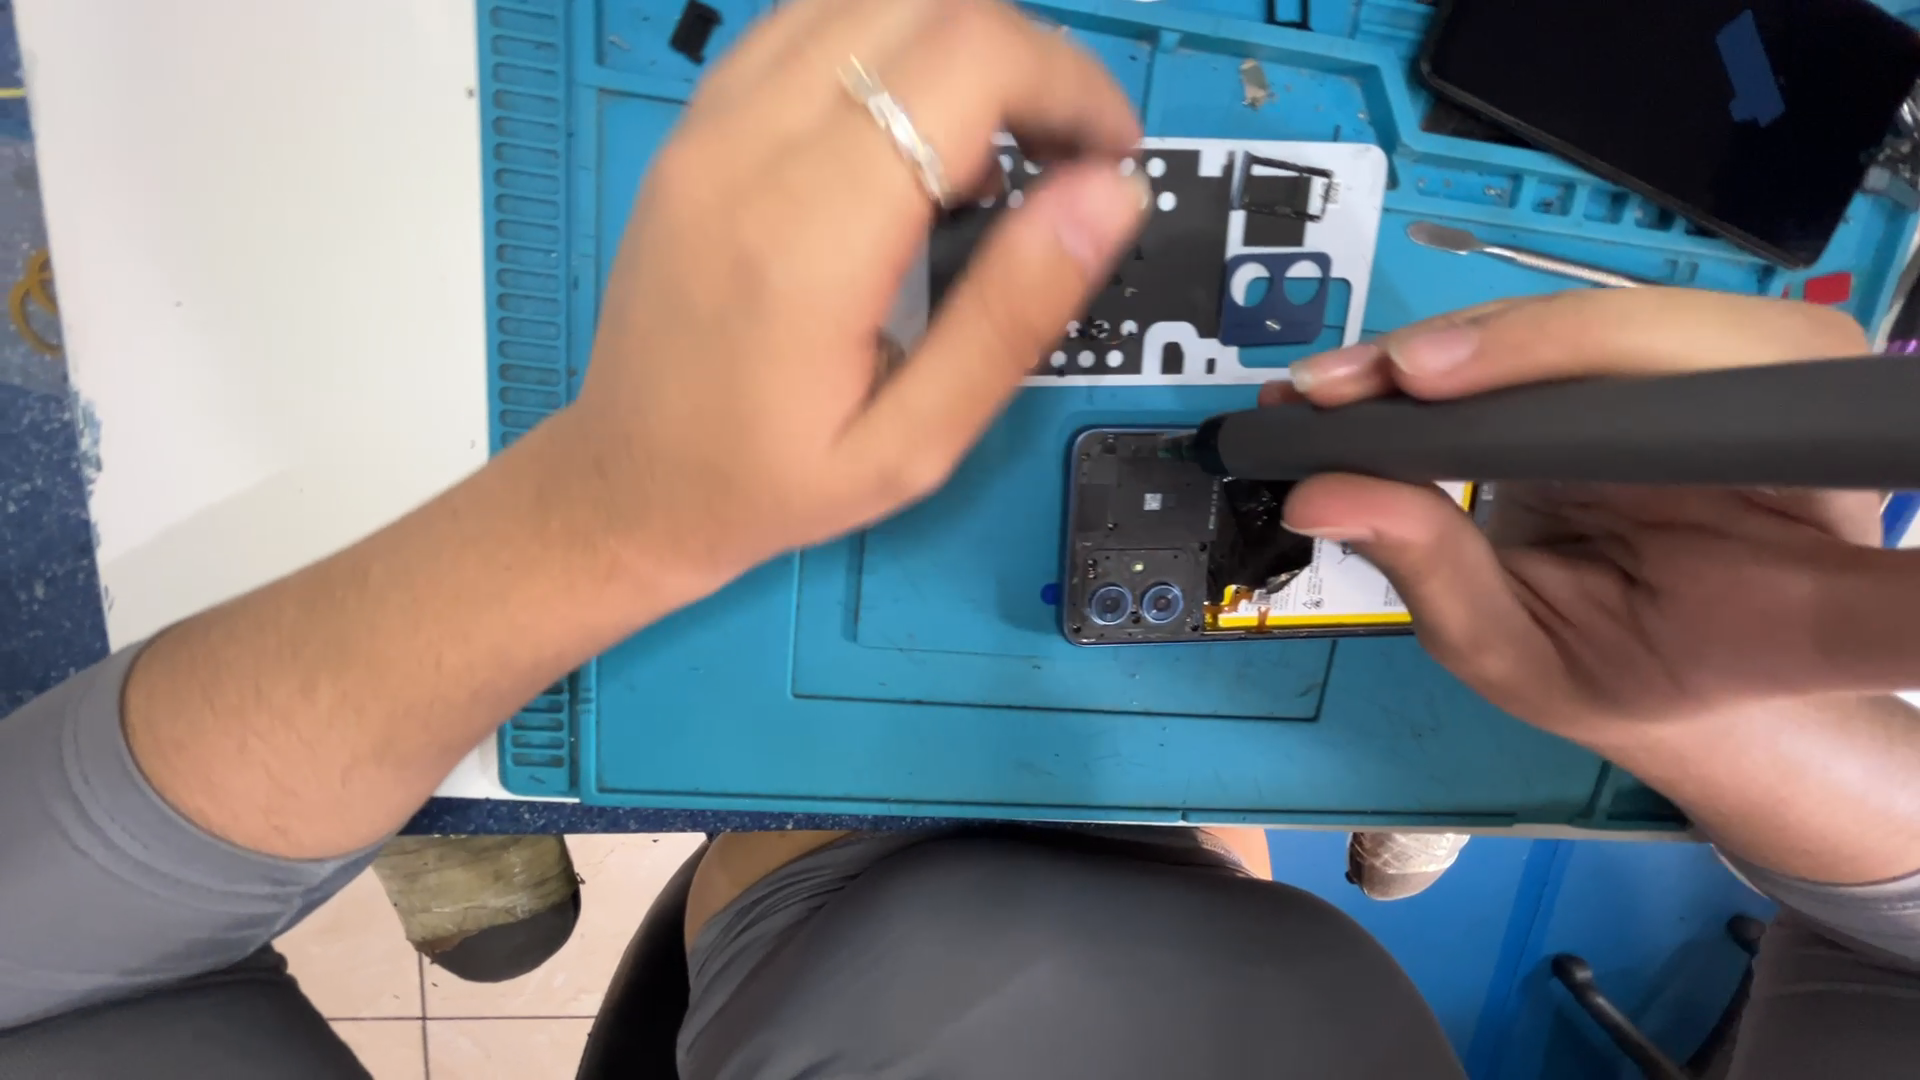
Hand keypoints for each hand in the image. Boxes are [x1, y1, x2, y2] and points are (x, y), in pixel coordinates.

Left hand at [550, 0, 1148, 605]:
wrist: (632, 486)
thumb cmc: (773, 485)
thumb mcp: (915, 443)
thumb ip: (1010, 316)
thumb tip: (1107, 196)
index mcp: (808, 238)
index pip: (966, 62)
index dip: (1068, 84)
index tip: (1110, 156)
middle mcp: (745, 149)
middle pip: (923, 4)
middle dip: (1028, 58)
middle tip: (1065, 156)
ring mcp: (706, 126)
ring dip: (962, 48)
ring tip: (994, 153)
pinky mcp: (693, 130)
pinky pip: (808, 29)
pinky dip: (892, 52)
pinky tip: (912, 141)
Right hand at [1269, 289, 1914, 747]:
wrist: (1645, 669)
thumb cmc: (1610, 675)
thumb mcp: (1511, 654)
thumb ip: (1433, 573)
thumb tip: (1315, 497)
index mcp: (1797, 501)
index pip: (1750, 397)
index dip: (1610, 362)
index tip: (1447, 384)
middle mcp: (1759, 418)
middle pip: (1644, 330)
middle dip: (1493, 347)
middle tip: (1360, 383)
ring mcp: (1684, 385)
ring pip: (1565, 322)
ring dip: (1435, 347)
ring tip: (1324, 388)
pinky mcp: (1606, 379)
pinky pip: (1519, 342)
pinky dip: (1425, 358)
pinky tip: (1348, 379)